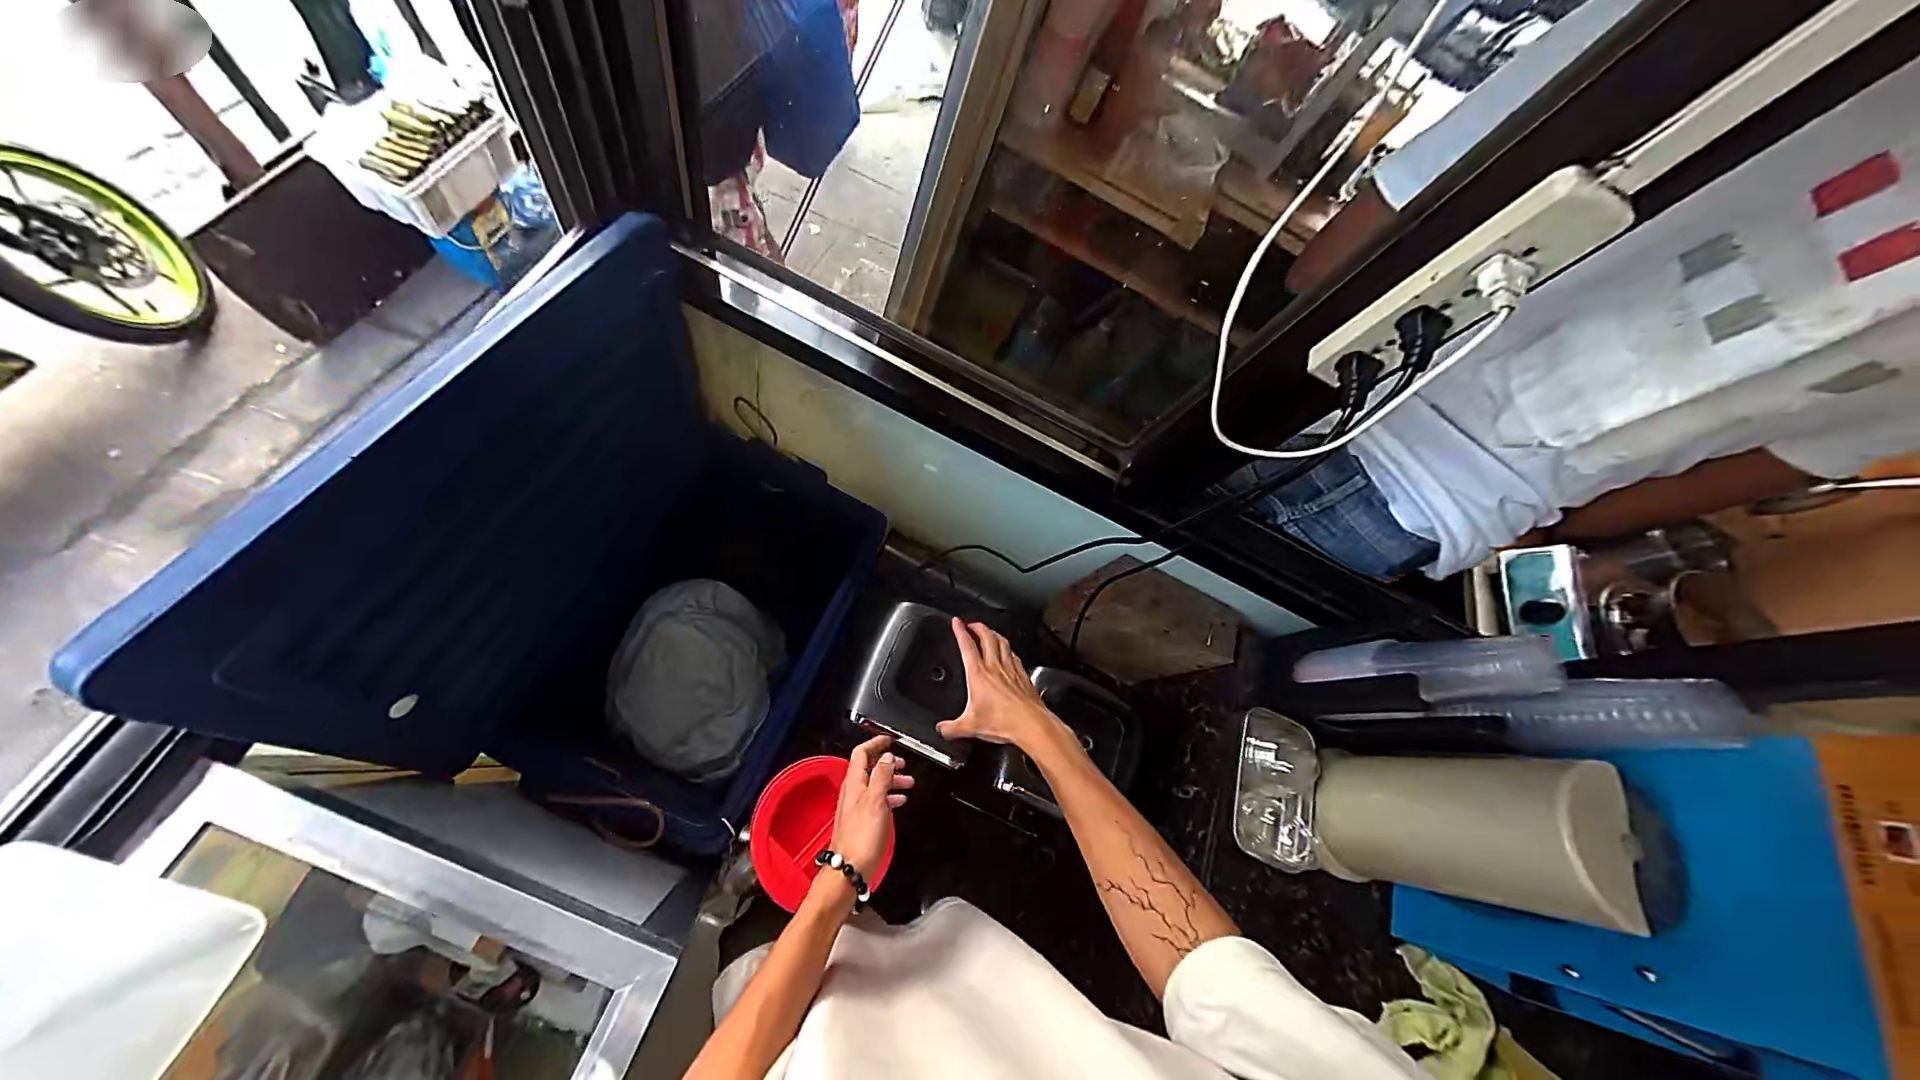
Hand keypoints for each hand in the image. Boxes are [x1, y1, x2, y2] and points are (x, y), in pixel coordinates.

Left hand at [829, 735, 914, 880]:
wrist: (849, 869)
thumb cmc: (861, 839)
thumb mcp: (876, 801)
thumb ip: (882, 776)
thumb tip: (887, 757)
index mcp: (854, 783)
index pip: (861, 753)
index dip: (875, 743)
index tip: (889, 740)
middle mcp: (853, 792)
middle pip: (868, 767)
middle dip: (887, 762)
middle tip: (902, 762)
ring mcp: (856, 806)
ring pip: (874, 783)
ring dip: (891, 779)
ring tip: (907, 782)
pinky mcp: (861, 820)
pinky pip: (876, 799)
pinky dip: (889, 795)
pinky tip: (898, 801)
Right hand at [938, 619, 1065, 753]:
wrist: (1030, 724)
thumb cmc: (1004, 721)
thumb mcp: (970, 727)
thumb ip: (951, 728)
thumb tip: (941, 729)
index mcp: (979, 674)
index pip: (967, 645)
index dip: (960, 631)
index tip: (956, 622)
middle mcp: (996, 667)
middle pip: (987, 637)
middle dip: (978, 626)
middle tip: (972, 624)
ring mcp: (1011, 669)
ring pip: (1003, 642)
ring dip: (994, 634)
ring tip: (989, 632)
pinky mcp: (1023, 676)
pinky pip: (1014, 656)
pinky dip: (1009, 650)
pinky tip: (1009, 653)